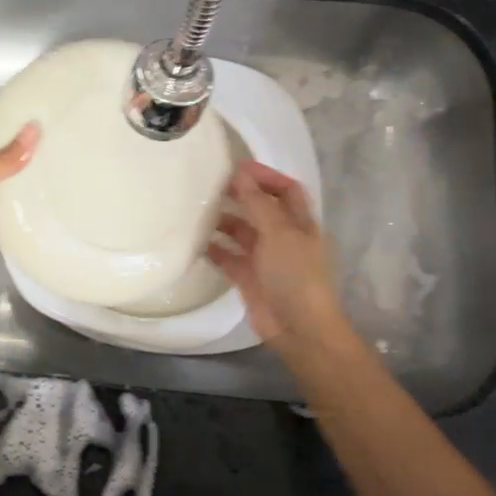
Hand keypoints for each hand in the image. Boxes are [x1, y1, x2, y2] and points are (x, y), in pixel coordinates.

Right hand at [208, 160, 351, 356]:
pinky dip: (214, 249)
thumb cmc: (296, 275)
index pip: (286, 190)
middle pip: (261, 209)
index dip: (267, 176)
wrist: (300, 329)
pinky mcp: (249, 278)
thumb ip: (258, 203)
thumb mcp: (279, 234)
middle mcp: (284, 238)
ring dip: (223, 221)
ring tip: (197, 211)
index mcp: (300, 224)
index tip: (238, 166)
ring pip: (242, 232)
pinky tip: (195, 242)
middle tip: (209, 185)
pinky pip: (228, 257)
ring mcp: (266, 259)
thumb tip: (241, 173)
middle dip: (240, 196)